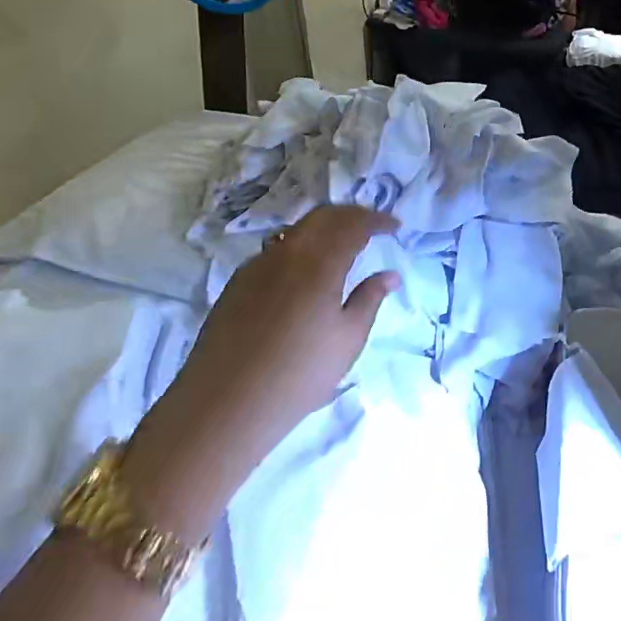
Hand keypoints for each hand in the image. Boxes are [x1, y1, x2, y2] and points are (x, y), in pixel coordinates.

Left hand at [121, 207, 399, 537]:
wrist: (225, 405)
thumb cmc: (300, 374)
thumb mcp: (349, 338)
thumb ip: (370, 299)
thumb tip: (389, 275)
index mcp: (319, 264)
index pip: (352, 225)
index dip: (376, 220)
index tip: (395, 226)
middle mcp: (285, 255)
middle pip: (320, 217)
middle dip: (350, 215)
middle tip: (371, 226)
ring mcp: (255, 268)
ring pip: (294, 231)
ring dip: (322, 228)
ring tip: (341, 245)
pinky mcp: (235, 285)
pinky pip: (274, 251)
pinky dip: (299, 247)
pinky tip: (305, 271)